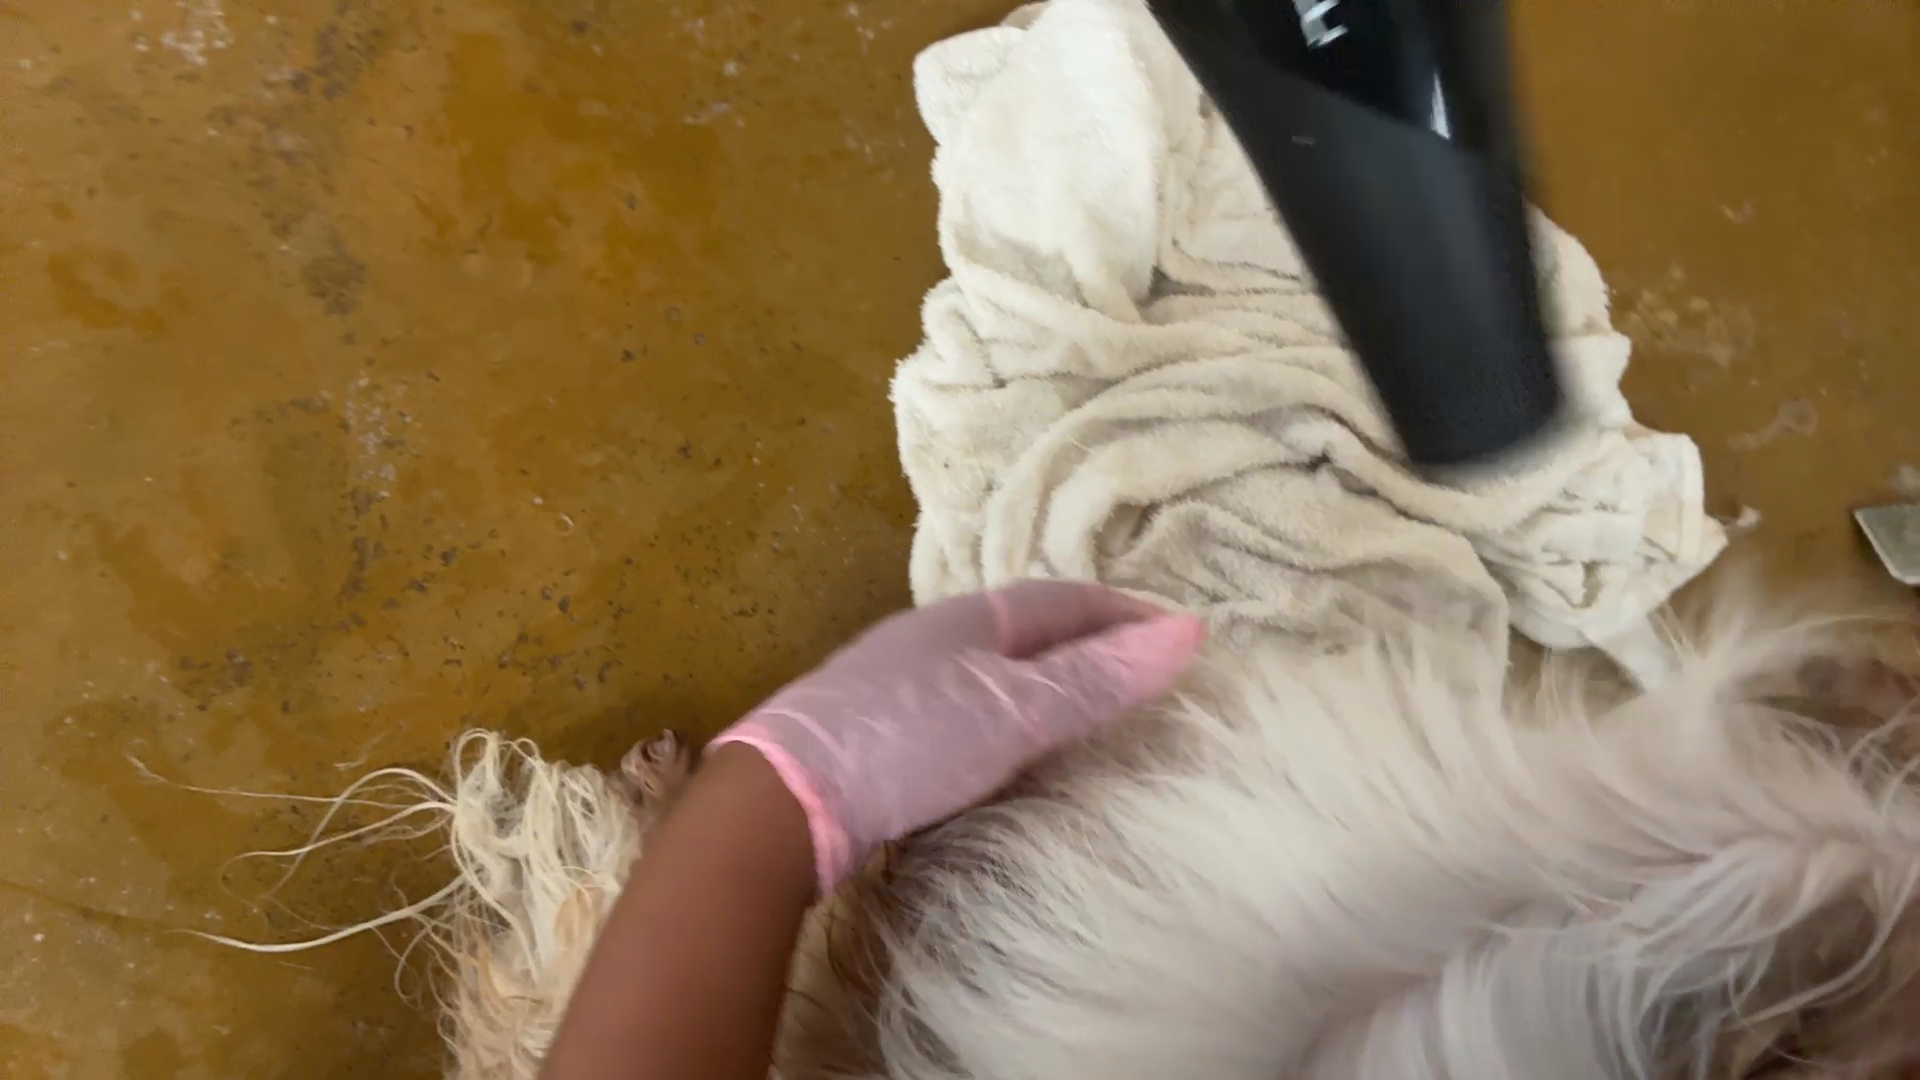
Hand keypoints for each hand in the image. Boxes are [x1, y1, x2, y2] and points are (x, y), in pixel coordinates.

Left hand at [708, 581, 1206, 893]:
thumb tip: (1189, 632)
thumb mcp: (1013, 709)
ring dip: (1046, 673)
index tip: (1176, 632)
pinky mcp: (883, 722)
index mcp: (969, 616)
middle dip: (1087, 638)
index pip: (1063, 598)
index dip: (1122, 611)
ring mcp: (902, 676)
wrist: (786, 797)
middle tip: (1139, 665)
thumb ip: (1095, 677)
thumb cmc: (909, 738)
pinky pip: (967, 699)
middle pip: (1028, 625)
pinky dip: (1008, 708)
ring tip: (1088, 699)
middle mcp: (935, 634)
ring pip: (995, 662)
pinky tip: (1010, 735)